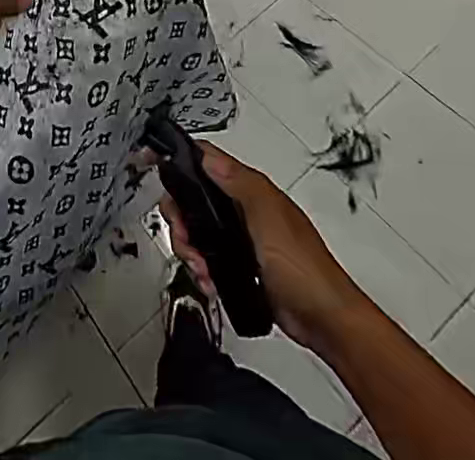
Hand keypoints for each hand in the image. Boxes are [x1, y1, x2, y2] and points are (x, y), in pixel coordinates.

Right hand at [160, 142, 362, 350]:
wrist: (323, 319)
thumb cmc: (304, 268)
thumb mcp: (267, 216)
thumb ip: (238, 183)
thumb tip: (208, 155)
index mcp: (251, 189)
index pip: (207, 160)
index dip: (179, 157)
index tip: (151, 159)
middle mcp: (244, 208)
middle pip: (193, 199)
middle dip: (181, 220)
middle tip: (188, 241)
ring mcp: (241, 236)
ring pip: (197, 230)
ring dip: (191, 249)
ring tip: (203, 269)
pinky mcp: (240, 263)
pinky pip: (207, 257)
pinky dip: (201, 268)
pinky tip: (210, 281)